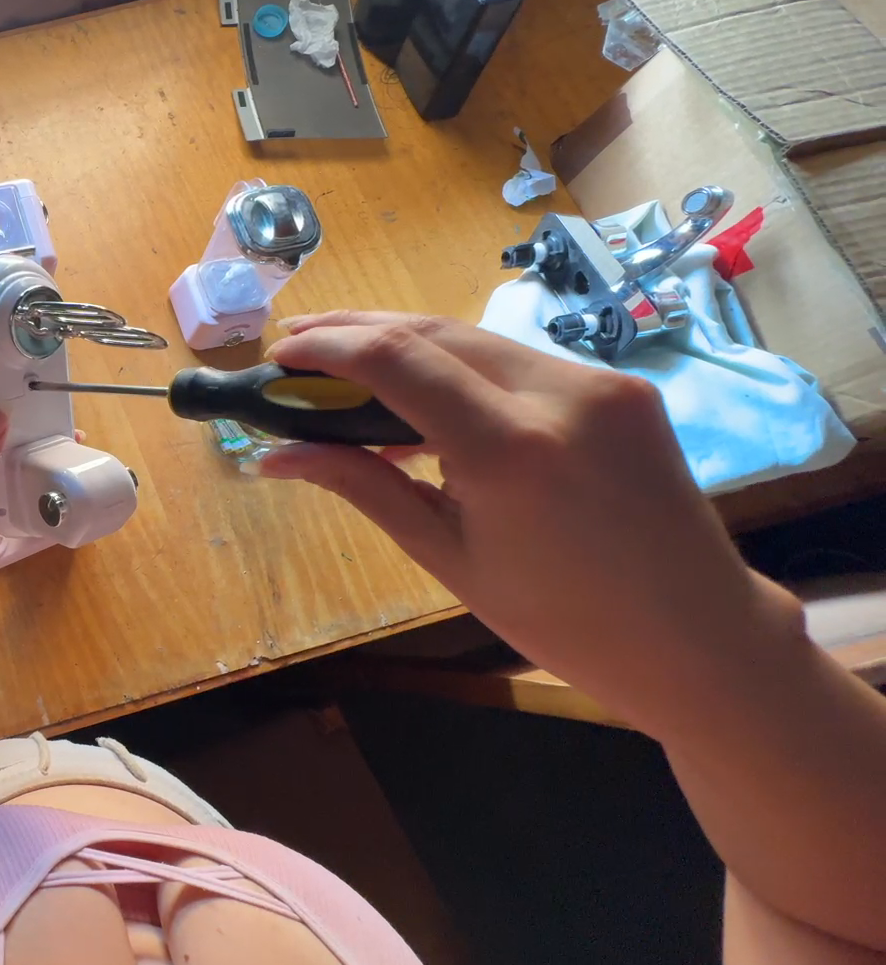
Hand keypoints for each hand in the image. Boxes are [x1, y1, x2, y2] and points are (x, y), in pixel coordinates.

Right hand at [257, 312, 800, 719]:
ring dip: (396, 339)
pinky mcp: (613, 386)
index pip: (395, 360)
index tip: (278, 354)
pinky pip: (506, 358)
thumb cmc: (552, 615)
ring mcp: (596, 383)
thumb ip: (356, 484)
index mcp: (510, 449)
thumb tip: (270, 458)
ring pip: (469, 335)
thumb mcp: (440, 551)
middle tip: (292, 343)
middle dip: (351, 329)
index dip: (326, 346)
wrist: (694, 635)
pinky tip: (409, 388)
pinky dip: (444, 362)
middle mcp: (560, 394)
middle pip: (430, 330)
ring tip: (336, 356)